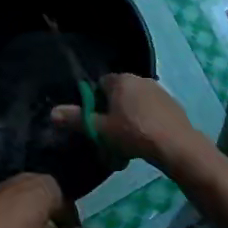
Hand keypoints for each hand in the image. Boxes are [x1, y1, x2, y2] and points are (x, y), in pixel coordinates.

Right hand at [51, 73, 206, 165]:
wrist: (174, 142)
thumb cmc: (133, 132)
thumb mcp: (101, 129)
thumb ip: (77, 119)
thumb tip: (53, 112)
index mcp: (122, 80)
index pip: (100, 84)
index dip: (93, 102)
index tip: (92, 121)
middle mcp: (141, 79)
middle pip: (118, 96)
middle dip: (110, 116)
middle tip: (107, 138)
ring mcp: (158, 90)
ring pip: (134, 107)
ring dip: (126, 124)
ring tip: (124, 148)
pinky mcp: (171, 103)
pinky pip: (149, 112)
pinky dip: (143, 125)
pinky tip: (142, 144)